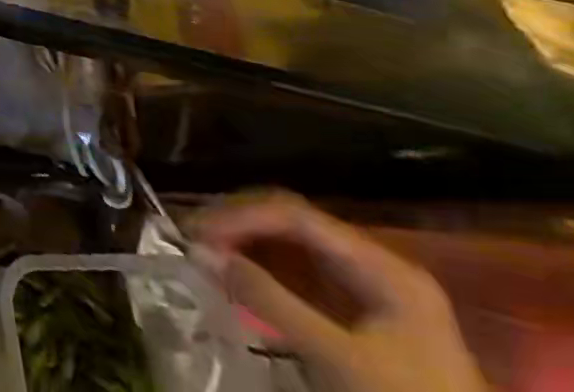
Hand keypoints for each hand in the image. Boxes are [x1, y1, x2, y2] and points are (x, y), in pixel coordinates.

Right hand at [193, 194, 484, 391]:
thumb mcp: (337, 358)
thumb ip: (269, 301)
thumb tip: (201, 253)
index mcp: (382, 266)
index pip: (296, 215)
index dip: (240, 216)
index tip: (195, 232)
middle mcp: (375, 266)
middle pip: (294, 224)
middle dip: (239, 226)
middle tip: (192, 238)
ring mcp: (369, 292)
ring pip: (293, 248)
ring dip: (247, 246)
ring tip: (204, 254)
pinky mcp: (359, 318)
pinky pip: (300, 277)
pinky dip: (263, 272)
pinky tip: (236, 279)